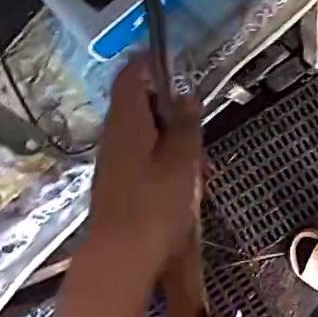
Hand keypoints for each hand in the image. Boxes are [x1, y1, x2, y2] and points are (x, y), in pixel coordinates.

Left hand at [82, 60, 202, 277]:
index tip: (170, 58)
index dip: (148, 62)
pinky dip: (167, 163)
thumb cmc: (154, 205)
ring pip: (147, 137)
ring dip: (175, 142)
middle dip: (172, 112)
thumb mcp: (182, 161)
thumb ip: (186, 126)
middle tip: (199, 127)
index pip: (131, 77)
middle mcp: (115, 137)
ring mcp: (115, 164)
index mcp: (127, 123)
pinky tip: (187, 187)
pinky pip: (145, 161)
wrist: (121, 259)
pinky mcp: (119, 186)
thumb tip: (187, 97)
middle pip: (141, 108)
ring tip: (202, 166)